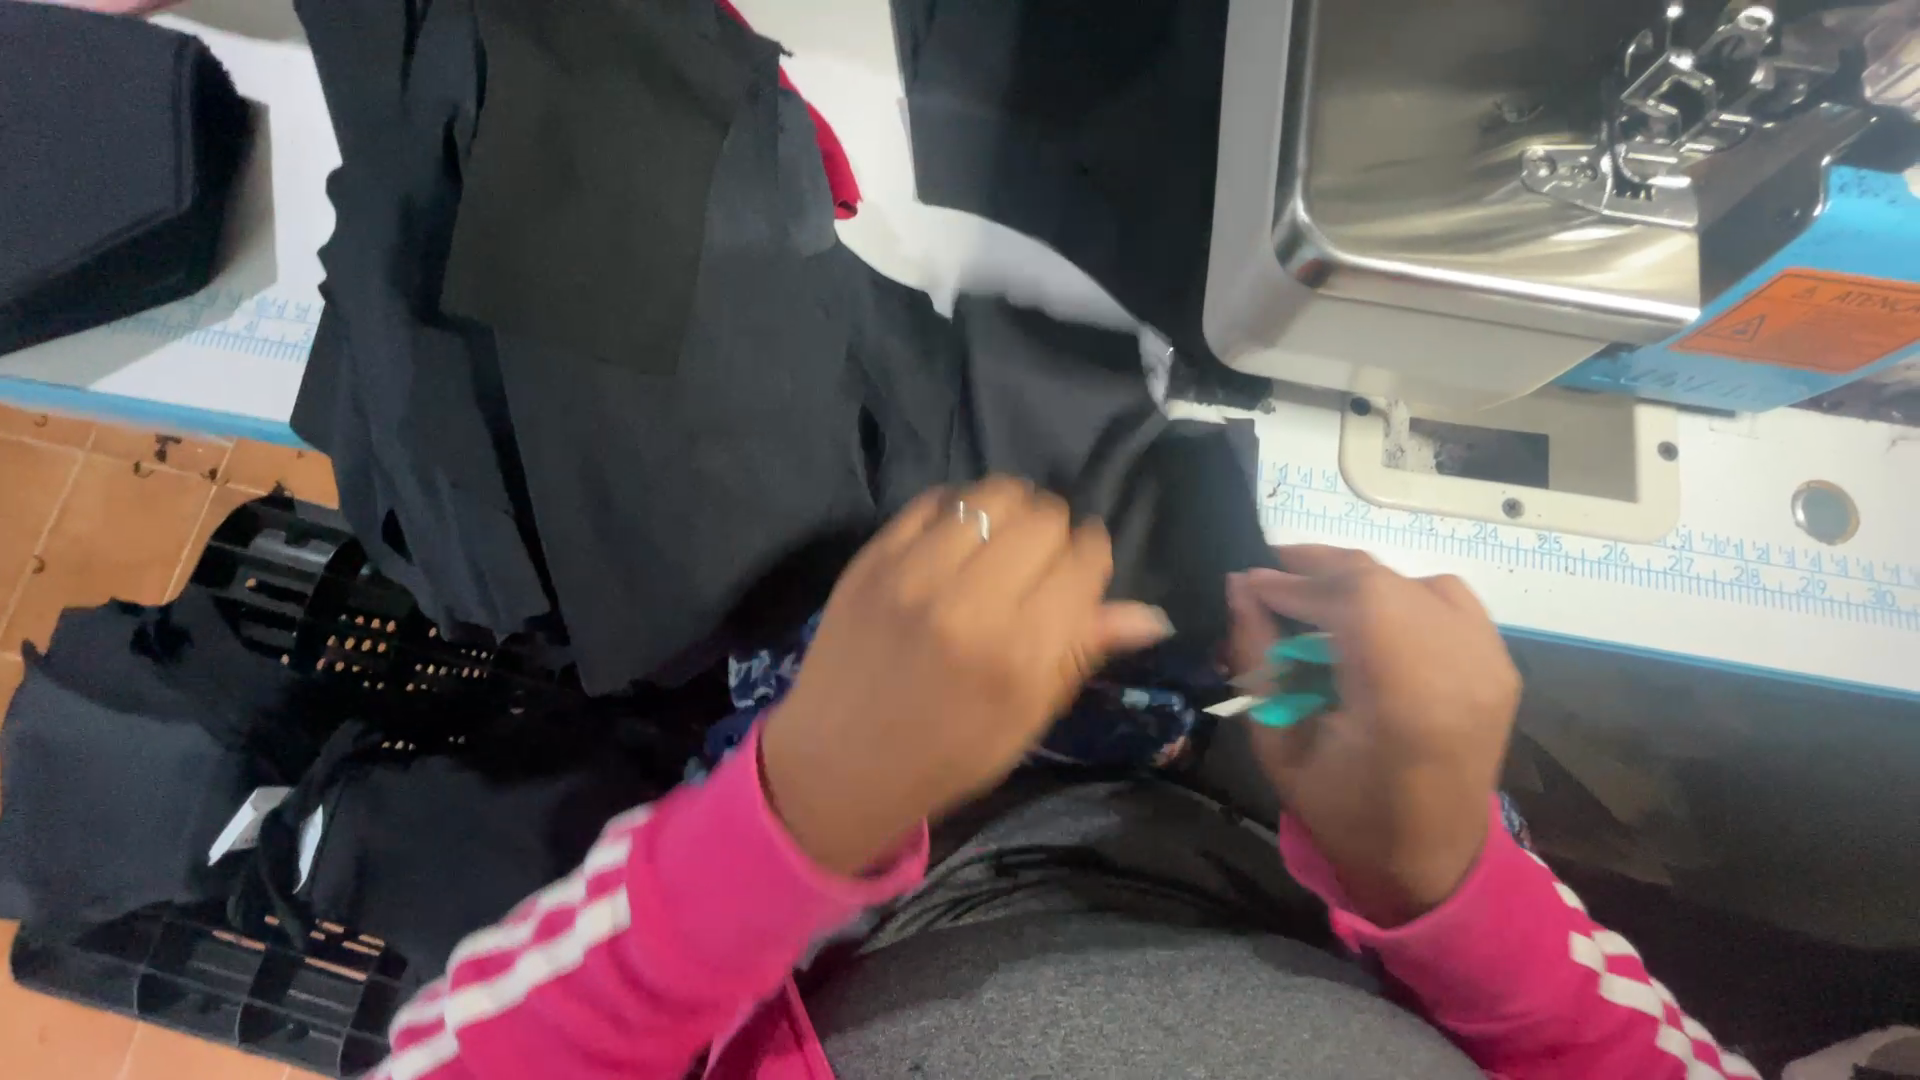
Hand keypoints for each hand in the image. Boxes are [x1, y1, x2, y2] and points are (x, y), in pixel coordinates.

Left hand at [761, 477, 1174, 875]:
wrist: (839, 763)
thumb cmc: (945, 754)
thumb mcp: (1026, 721)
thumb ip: (1081, 654)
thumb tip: (1150, 614)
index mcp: (1017, 653)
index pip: (1084, 560)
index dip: (1092, 560)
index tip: (1081, 572)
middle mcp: (968, 601)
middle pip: (1043, 518)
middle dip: (1056, 534)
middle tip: (1040, 562)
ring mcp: (912, 573)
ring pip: (992, 495)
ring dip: (1011, 512)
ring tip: (1003, 541)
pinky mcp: (872, 558)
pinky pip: (934, 500)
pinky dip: (958, 512)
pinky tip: (957, 541)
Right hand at [1226, 546, 1519, 925]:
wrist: (1432, 861)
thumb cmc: (1342, 812)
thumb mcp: (1276, 742)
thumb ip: (1257, 657)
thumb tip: (1239, 586)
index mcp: (1403, 703)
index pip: (1354, 600)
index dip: (1296, 581)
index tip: (1249, 582)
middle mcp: (1460, 672)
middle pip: (1385, 581)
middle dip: (1318, 568)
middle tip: (1269, 573)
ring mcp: (1490, 664)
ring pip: (1415, 581)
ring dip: (1356, 579)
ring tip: (1311, 590)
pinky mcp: (1499, 665)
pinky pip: (1447, 598)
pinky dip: (1400, 592)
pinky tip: (1368, 613)